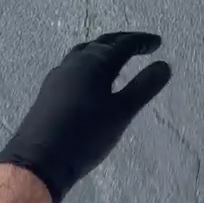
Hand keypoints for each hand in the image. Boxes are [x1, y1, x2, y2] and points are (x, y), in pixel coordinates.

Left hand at [0, 31, 172, 202]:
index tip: (158, 43)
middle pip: (103, 43)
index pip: (124, 44)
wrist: (39, 161)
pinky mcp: (49, 90)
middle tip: (140, 45)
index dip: (142, 42)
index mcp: (96, 62)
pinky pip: (74, 66)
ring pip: (85, 52)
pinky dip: (89, 64)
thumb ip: (144, 87)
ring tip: (116, 59)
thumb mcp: (122, 112)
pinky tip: (90, 80)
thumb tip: (165, 64)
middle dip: (123, 41)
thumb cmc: (86, 135)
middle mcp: (76, 61)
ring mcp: (59, 74)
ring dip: (103, 51)